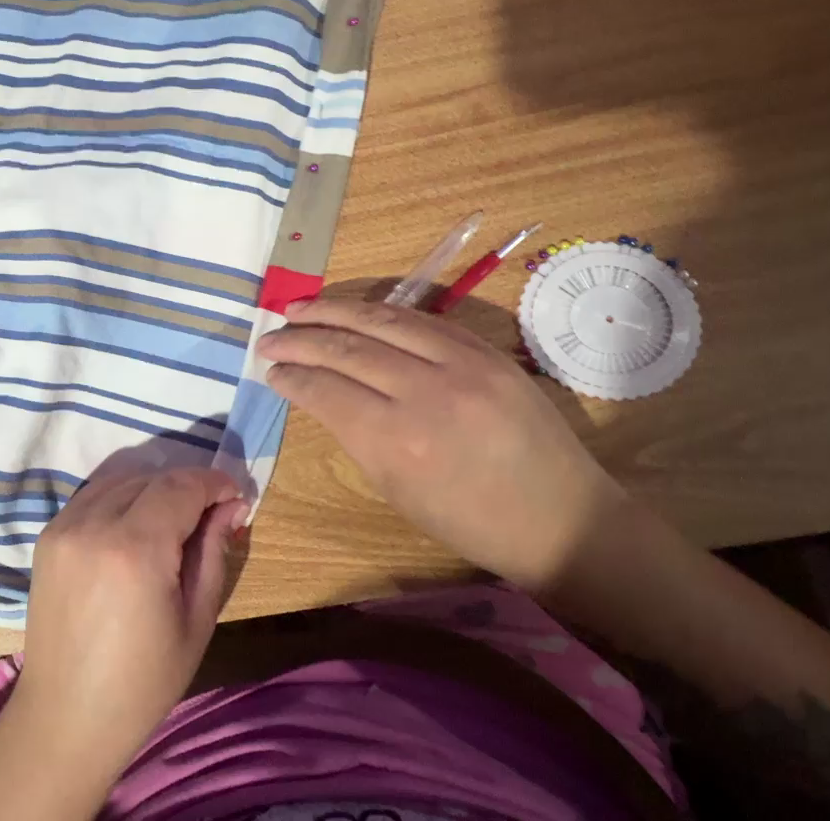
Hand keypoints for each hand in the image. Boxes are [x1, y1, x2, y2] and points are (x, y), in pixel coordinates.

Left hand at [14, 465, 246, 770]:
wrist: (68, 712)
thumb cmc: (144, 680)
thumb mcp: (196, 620)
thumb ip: (213, 553)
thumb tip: (231, 507)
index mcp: (135, 549)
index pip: (179, 486)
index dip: (212, 482)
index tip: (234, 495)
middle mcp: (93, 525)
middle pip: (148, 477)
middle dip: (186, 486)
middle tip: (211, 513)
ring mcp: (63, 527)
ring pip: (117, 479)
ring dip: (152, 488)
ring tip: (175, 520)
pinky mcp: (47, 536)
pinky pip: (90, 497)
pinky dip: (119, 498)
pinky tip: (136, 525)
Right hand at [257, 296, 626, 589]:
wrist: (563, 518)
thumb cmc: (468, 520)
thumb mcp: (394, 487)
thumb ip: (352, 433)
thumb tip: (314, 390)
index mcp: (397, 441)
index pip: (324, 389)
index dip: (289, 375)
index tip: (267, 370)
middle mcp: (426, 392)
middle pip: (344, 348)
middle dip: (298, 339)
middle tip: (267, 338)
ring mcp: (462, 365)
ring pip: (380, 320)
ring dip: (331, 311)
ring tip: (296, 309)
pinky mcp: (486, 351)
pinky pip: (420, 319)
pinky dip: (378, 312)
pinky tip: (353, 312)